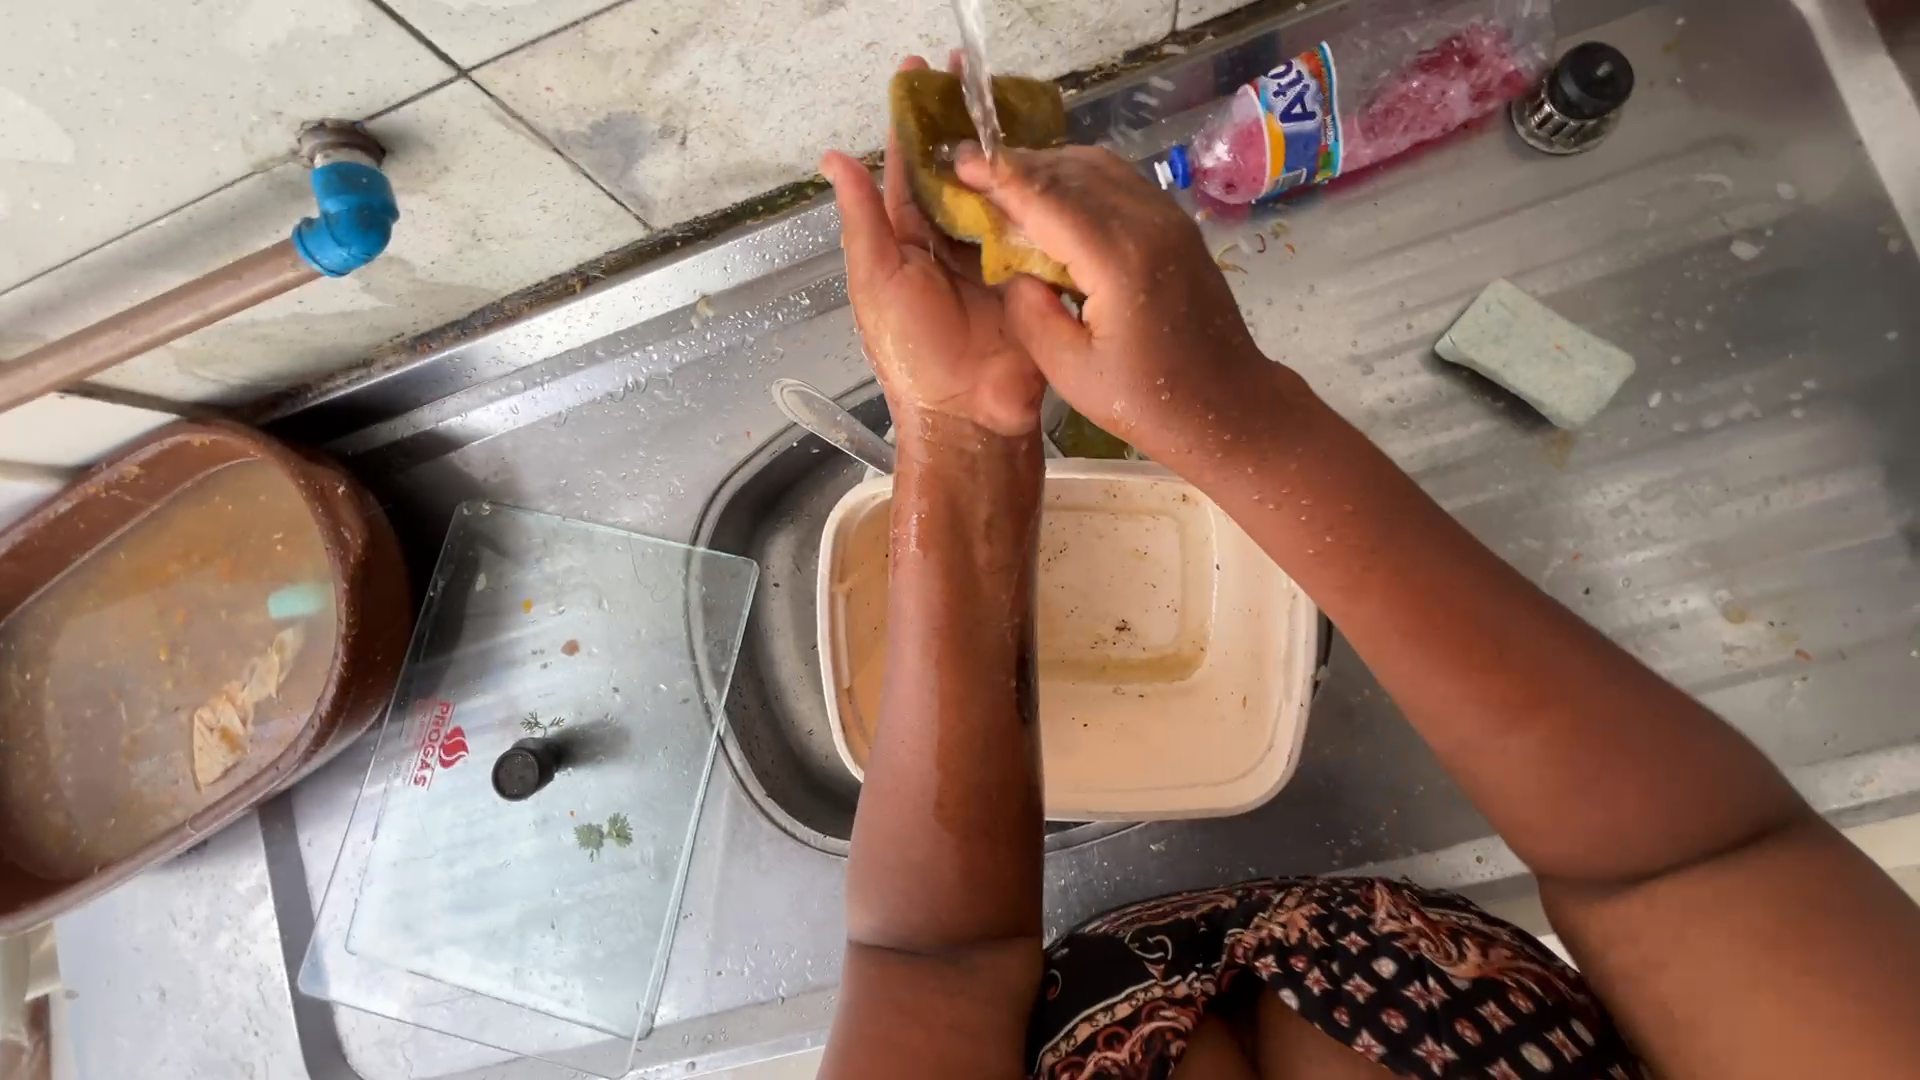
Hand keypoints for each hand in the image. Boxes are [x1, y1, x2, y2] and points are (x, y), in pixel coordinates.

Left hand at [819, 59, 1044, 439]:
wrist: (970, 411)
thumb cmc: (914, 353)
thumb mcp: (877, 283)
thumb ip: (862, 220)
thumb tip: (832, 159)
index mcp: (906, 244)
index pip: (907, 171)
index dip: (911, 123)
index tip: (920, 73)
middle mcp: (949, 245)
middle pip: (956, 173)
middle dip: (962, 125)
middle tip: (974, 76)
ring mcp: (992, 257)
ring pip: (996, 192)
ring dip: (1001, 152)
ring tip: (1010, 103)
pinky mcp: (1030, 273)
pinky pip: (1033, 224)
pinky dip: (1038, 193)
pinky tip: (1048, 156)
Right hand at [953, 144, 1283, 457]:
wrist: (1225, 406)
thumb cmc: (1145, 403)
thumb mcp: (1070, 372)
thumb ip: (1030, 315)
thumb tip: (1014, 271)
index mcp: (1119, 260)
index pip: (1048, 199)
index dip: (999, 176)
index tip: (959, 160)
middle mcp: (1148, 223)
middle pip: (1073, 171)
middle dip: (1019, 165)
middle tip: (974, 168)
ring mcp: (1169, 219)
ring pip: (1099, 168)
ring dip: (1050, 169)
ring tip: (1008, 182)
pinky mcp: (1177, 228)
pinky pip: (1120, 184)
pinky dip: (1080, 182)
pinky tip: (1056, 202)